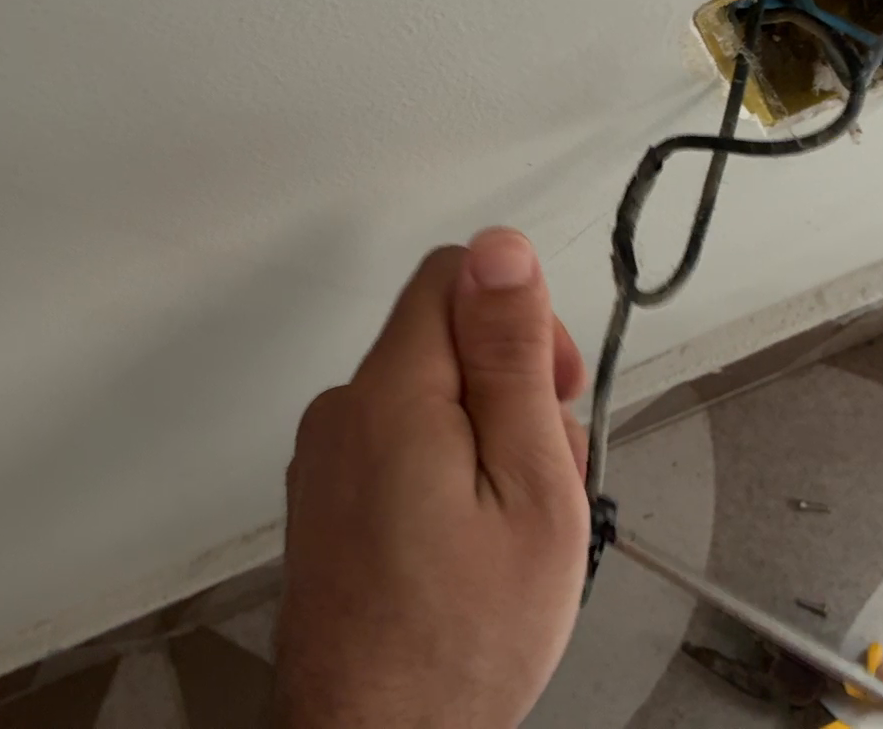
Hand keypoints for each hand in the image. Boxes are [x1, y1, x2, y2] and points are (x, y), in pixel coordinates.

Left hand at [273, 229, 590, 728]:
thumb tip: (501, 247)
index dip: (519, 314)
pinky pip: (403, 436)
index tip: (552, 386)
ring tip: (515, 516)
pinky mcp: (331, 490)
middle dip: (513, 381)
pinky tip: (474, 530)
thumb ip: (512, 357)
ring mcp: (330, 452)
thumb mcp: (528, 483)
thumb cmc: (466, 634)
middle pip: (447, 335)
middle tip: (546, 469)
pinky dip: (451, 461)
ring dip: (489, 429)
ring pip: (433, 390)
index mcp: (393, 392)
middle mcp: (345, 409)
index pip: (455, 273)